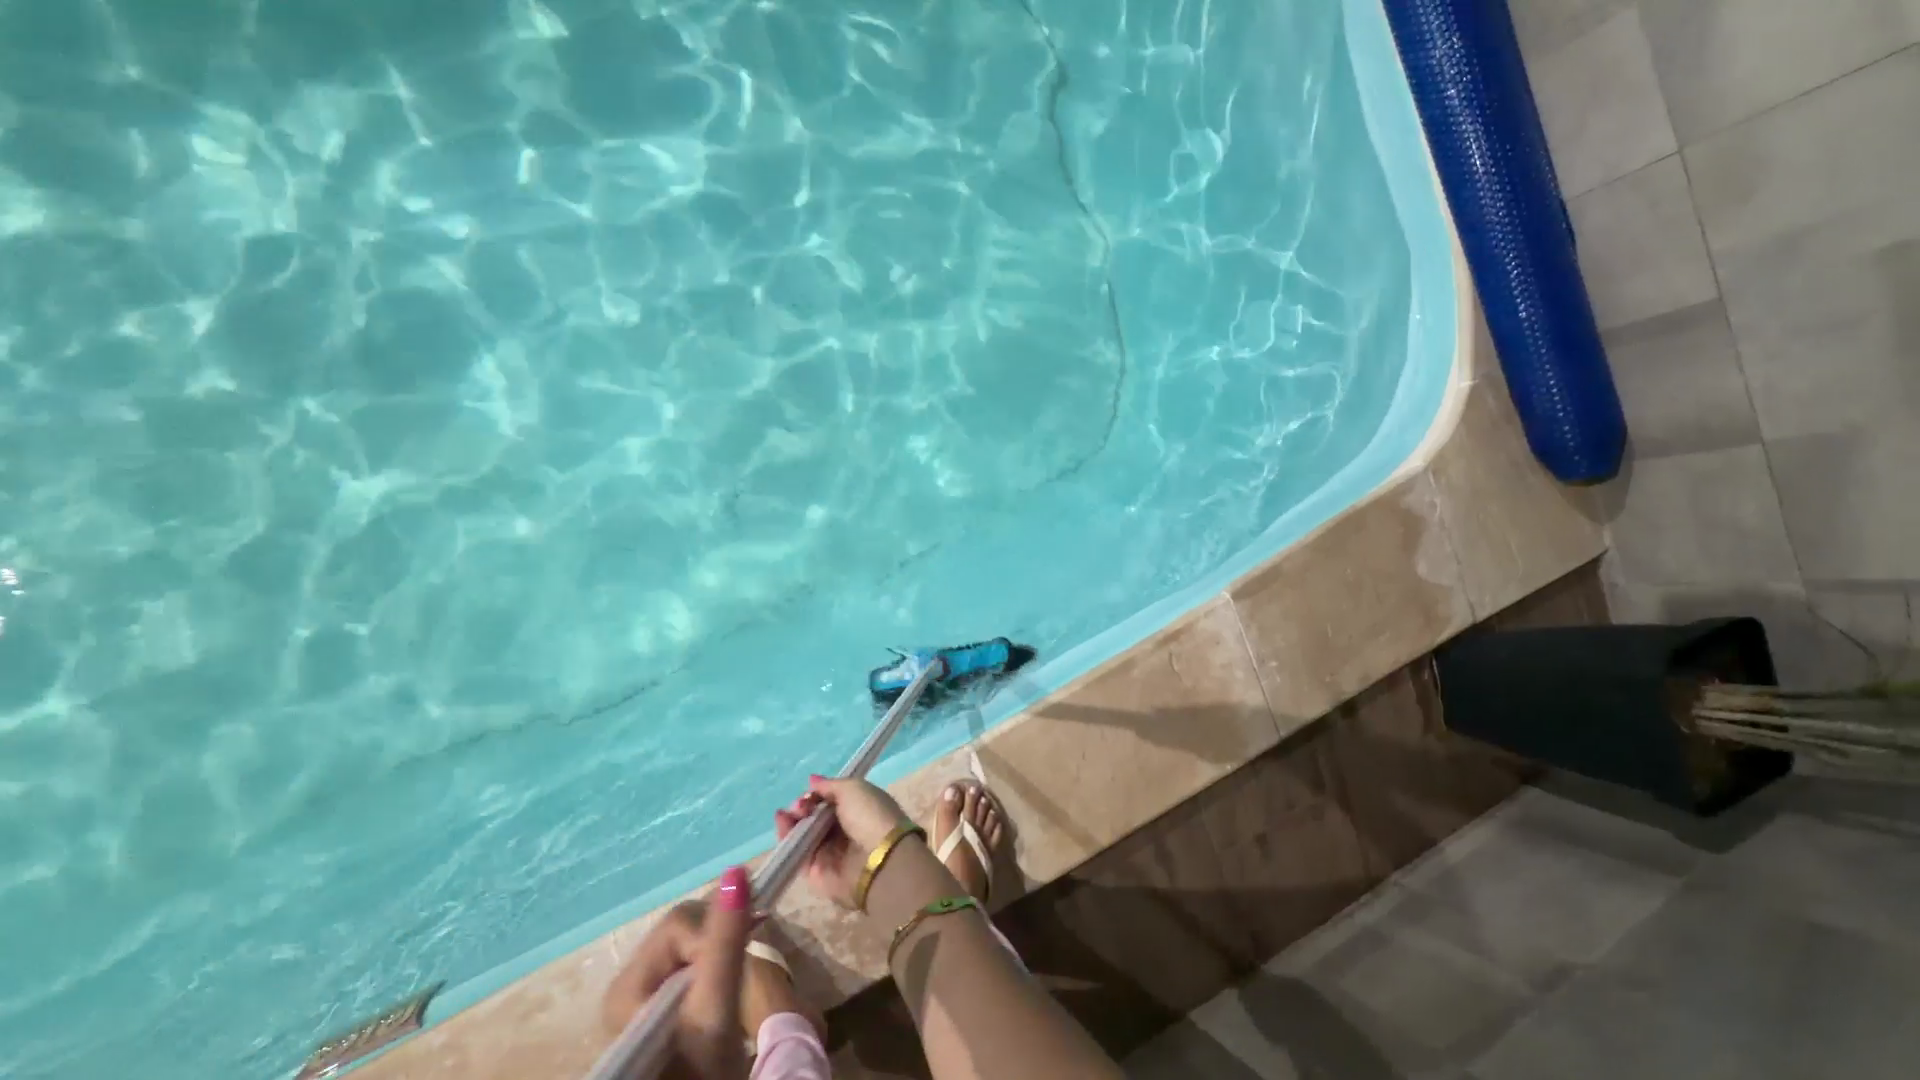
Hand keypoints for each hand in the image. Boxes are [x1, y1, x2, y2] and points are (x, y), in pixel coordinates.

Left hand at [601, 866, 754, 1079]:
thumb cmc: (701, 1073)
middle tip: (749, 956)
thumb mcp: (716, 1010)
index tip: (744, 958)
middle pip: (682, 931)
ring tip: (740, 975)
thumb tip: (736, 872)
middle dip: (719, 938)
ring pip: (690, 944)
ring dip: (721, 948)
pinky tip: (732, 976)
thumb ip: (724, 943)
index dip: (716, 934)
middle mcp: (629, 985)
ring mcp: (645, 997)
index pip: (679, 924)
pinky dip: (717, 962)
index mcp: (627, 986)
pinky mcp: (663, 1007)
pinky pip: (692, 963)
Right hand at [774, 775, 912, 909]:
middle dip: (803, 806)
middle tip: (801, 805)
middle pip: (814, 817)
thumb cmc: (870, 816)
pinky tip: (782, 822)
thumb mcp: (854, 789)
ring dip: (792, 819)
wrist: (877, 860)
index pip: (831, 801)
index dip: (817, 794)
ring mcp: (828, 852)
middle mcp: (843, 832)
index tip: (810, 791)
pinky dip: (785, 836)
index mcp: (858, 811)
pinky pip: (796, 852)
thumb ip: (830, 786)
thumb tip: (813, 781)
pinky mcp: (815, 872)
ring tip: (789, 812)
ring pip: (802, 833)